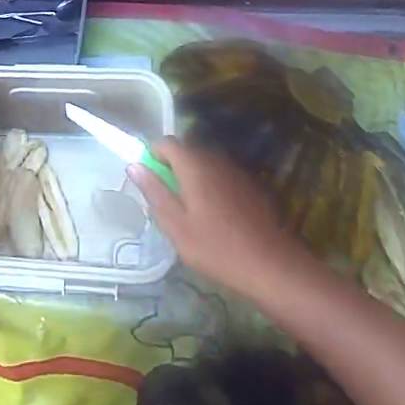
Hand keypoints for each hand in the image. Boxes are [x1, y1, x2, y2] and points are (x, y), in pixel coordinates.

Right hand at [128, 139, 313, 299]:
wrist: (270, 262)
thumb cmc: (217, 248)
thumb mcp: (177, 226)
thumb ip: (155, 192)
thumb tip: (134, 166)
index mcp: (195, 165)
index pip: (168, 142)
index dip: (154, 154)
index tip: (148, 177)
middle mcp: (216, 159)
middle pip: (188, 150)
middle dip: (173, 167)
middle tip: (167, 199)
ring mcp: (236, 169)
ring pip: (207, 162)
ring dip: (193, 176)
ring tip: (190, 210)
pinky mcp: (251, 183)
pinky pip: (223, 174)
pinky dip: (212, 184)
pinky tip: (216, 215)